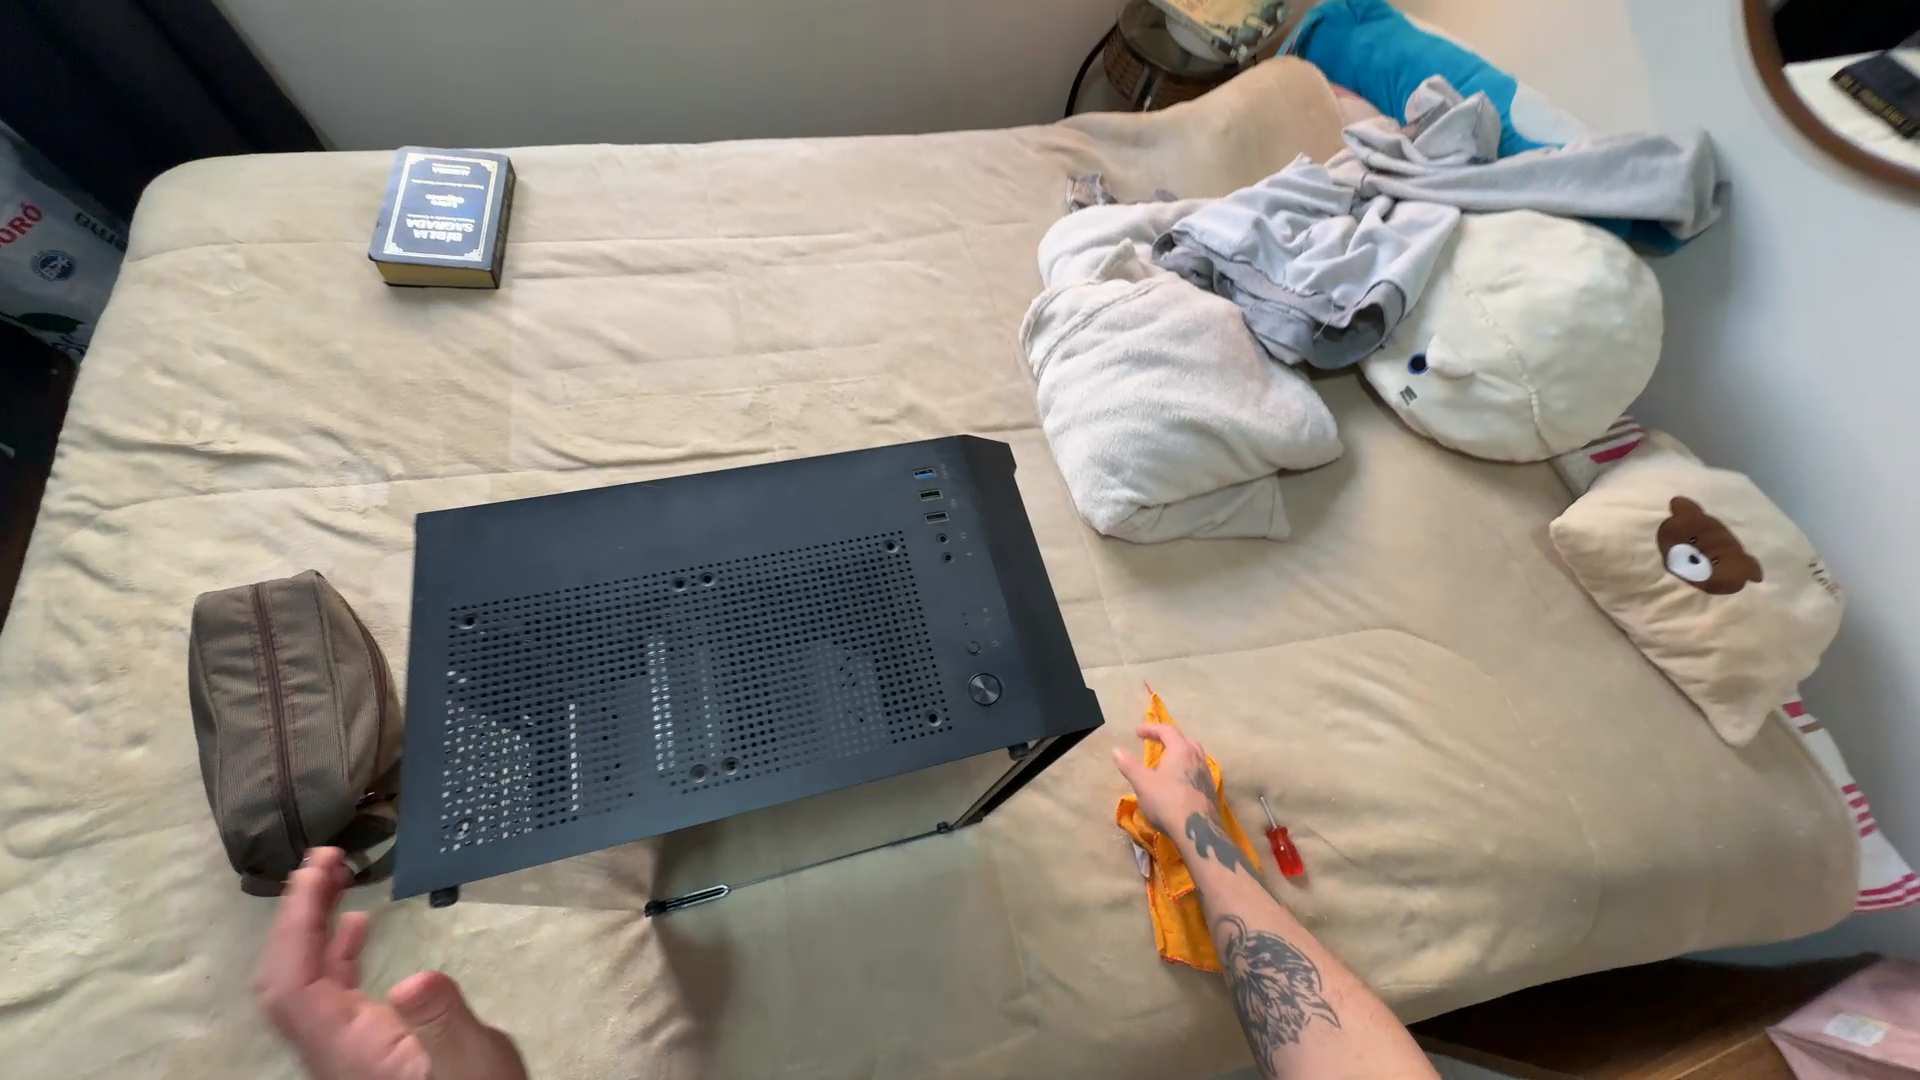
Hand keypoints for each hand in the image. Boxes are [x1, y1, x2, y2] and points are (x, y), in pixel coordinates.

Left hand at [255, 848, 528, 1079]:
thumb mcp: (469, 1061)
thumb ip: (440, 1021)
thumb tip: (412, 980)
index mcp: (346, 1045)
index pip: (295, 981)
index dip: (297, 923)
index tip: (316, 870)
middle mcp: (332, 1043)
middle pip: (288, 978)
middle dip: (296, 916)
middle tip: (324, 858)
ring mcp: (345, 1042)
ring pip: (305, 980)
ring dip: (312, 926)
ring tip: (336, 876)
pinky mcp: (365, 1038)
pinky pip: (331, 988)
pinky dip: (335, 948)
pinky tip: (357, 924)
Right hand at [1113, 722, 1218, 835]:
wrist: (1197, 832)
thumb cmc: (1167, 801)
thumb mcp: (1142, 782)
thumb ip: (1129, 765)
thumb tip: (1116, 750)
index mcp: (1181, 750)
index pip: (1167, 730)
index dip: (1151, 728)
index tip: (1137, 732)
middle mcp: (1197, 759)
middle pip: (1185, 741)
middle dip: (1169, 739)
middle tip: (1156, 744)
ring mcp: (1206, 776)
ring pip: (1194, 757)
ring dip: (1179, 755)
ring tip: (1166, 764)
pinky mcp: (1210, 792)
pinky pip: (1197, 772)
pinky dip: (1185, 770)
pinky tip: (1176, 784)